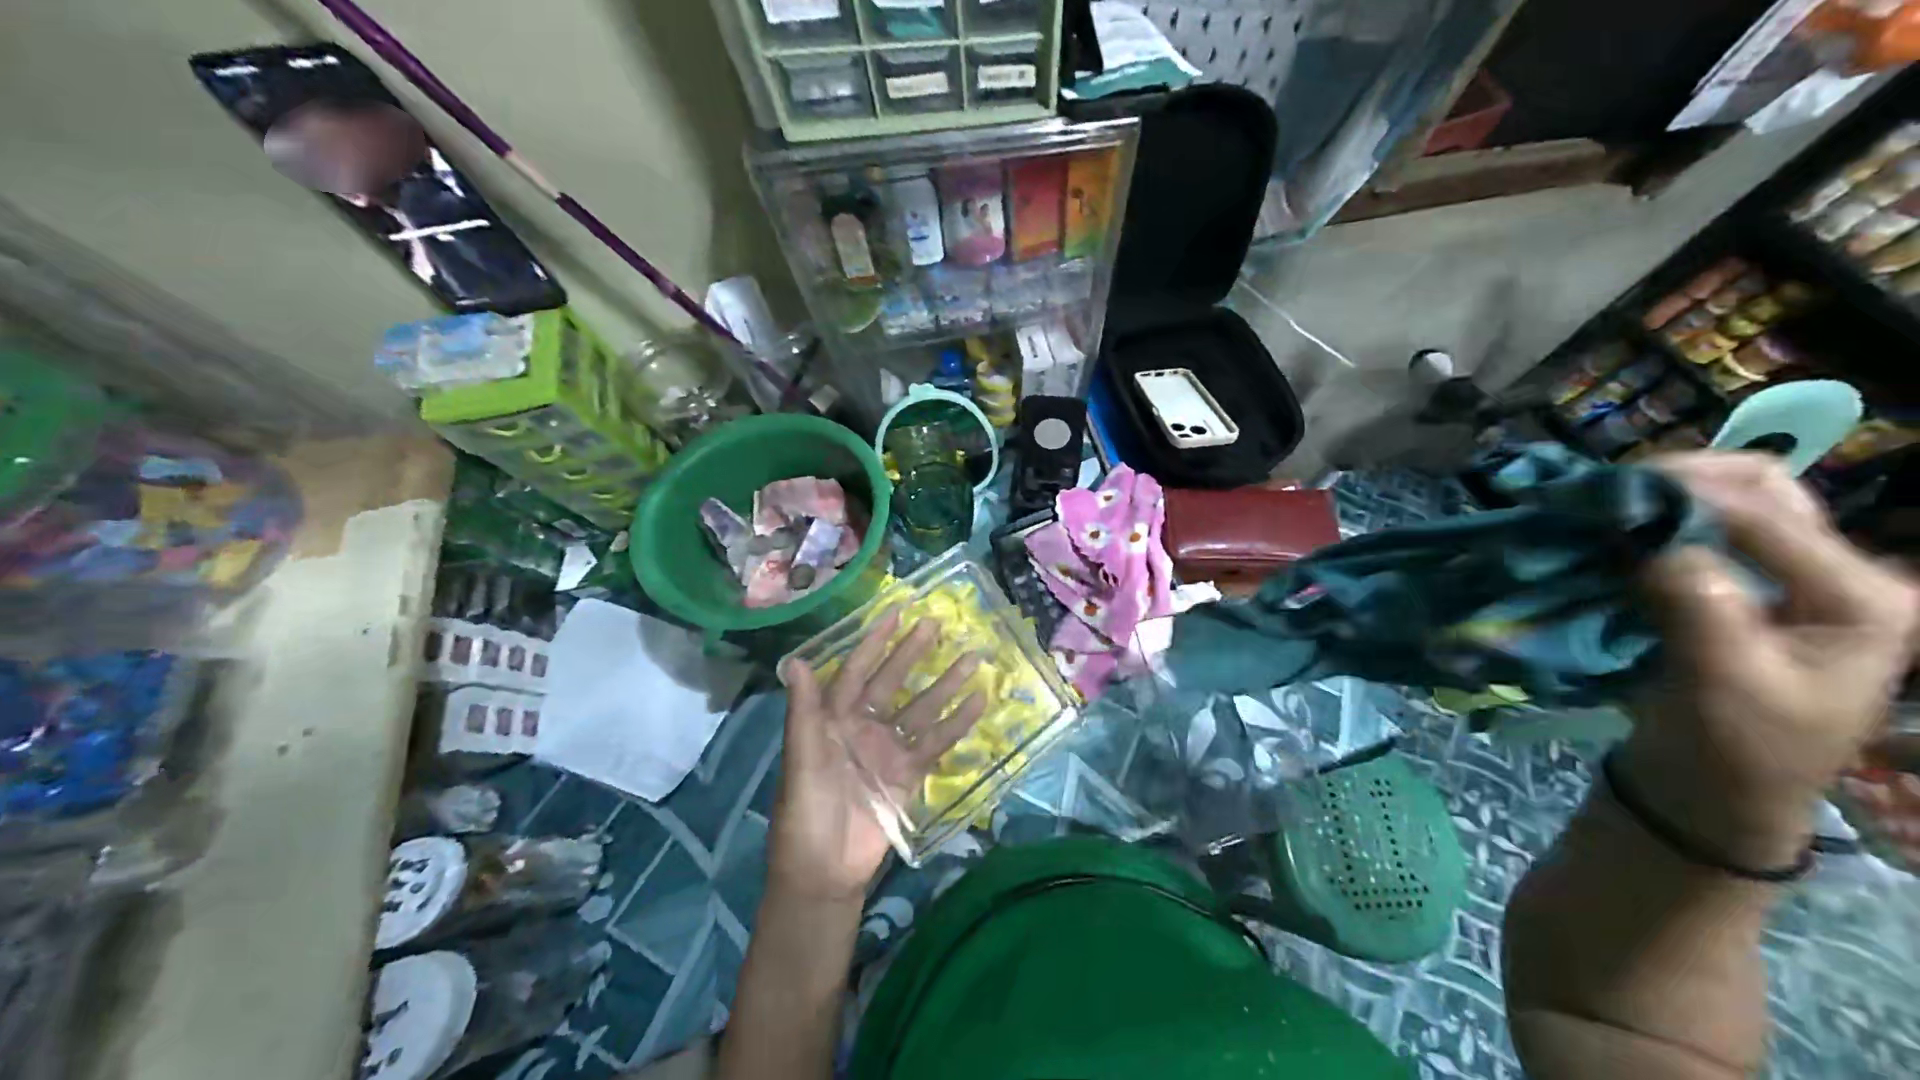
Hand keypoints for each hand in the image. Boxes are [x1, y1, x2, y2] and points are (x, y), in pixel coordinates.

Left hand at [770, 610, 986, 902]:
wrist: (824, 869)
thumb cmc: (804, 810)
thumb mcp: (801, 758)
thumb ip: (804, 711)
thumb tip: (796, 660)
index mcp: (833, 716)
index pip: (856, 668)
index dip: (875, 641)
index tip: (896, 612)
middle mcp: (863, 724)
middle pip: (893, 681)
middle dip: (914, 653)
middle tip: (938, 624)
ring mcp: (888, 748)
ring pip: (921, 708)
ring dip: (945, 684)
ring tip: (971, 657)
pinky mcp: (909, 773)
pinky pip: (936, 743)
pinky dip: (957, 723)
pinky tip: (978, 701)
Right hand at [1626, 453, 1918, 865]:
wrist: (1711, 792)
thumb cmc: (1732, 747)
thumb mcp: (1721, 682)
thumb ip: (1698, 604)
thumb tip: (1646, 536)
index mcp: (1858, 598)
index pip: (1769, 517)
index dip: (1685, 496)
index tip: (1602, 494)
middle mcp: (1831, 574)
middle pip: (1762, 489)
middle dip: (1680, 479)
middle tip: (1605, 492)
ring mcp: (1782, 579)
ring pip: (1727, 503)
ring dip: (1663, 497)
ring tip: (1602, 506)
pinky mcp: (1734, 589)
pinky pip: (1696, 533)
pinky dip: (1650, 522)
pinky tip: (1610, 531)